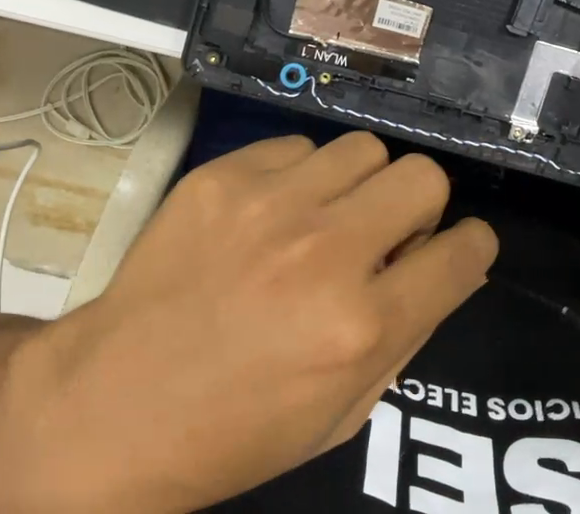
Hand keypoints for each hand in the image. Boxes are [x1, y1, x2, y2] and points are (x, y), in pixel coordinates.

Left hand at [1, 133, 497, 512]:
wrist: (110, 406)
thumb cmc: (234, 431)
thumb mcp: (342, 415)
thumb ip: (407, 334)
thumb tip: (450, 265)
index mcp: (363, 325)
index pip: (464, 251)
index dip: (469, 249)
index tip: (453, 250)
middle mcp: (325, 251)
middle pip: (423, 176)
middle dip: (419, 208)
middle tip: (383, 235)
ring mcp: (269, 205)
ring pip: (364, 149)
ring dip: (359, 186)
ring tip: (325, 219)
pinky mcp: (221, 177)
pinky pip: (297, 147)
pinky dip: (299, 178)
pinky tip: (270, 215)